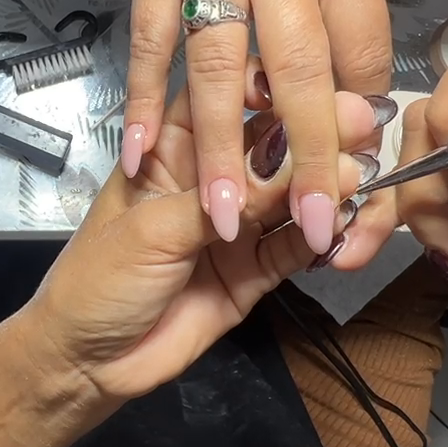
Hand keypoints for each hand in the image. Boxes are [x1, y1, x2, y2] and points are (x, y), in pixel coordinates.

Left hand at [24, 64, 387, 401]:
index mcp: (171, 151)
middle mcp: (211, 180)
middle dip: (311, 134)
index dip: (262, 85)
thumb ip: (227, 200)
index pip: (221, 100)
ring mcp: (235, 225)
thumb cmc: (99, 280)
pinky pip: (295, 248)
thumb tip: (299, 165)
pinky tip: (341, 229)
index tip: (302, 83)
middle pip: (269, 144)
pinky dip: (321, 239)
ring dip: (323, 187)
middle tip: (359, 126)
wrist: (88, 363)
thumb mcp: (155, 230)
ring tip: (356, 180)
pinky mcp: (253, 271)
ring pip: (291, 194)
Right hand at [116, 0, 391, 261]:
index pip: (360, 47)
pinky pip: (149, 46)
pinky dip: (143, 102)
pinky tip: (138, 154)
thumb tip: (343, 60)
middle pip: (299, 75)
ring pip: (218, 73)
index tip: (359, 159)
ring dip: (220, 151)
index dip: (362, 110)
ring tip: (221, 218)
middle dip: (309, 159)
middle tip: (313, 228)